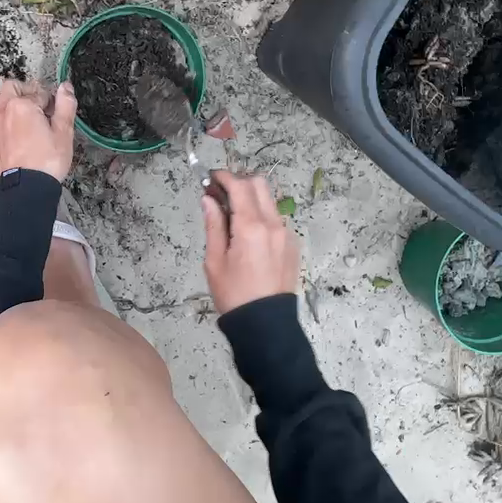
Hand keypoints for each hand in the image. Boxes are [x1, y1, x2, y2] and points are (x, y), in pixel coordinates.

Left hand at [0, 79, 76, 185]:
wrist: (28, 189)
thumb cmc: (46, 163)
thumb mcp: (64, 132)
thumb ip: (65, 106)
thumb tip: (65, 88)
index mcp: (23, 106)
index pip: (38, 92)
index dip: (49, 99)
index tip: (55, 108)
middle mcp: (3, 113)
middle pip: (10, 88)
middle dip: (23, 90)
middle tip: (36, 102)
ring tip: (6, 105)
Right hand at [200, 170, 299, 313]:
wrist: (266, 325)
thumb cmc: (234, 294)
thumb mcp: (214, 261)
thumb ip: (213, 225)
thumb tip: (208, 199)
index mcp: (251, 228)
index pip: (239, 186)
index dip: (223, 177)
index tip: (209, 179)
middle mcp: (273, 225)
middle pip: (259, 184)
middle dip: (239, 183)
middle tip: (221, 195)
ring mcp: (287, 234)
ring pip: (269, 201)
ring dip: (251, 199)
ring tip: (232, 217)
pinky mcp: (292, 245)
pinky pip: (276, 219)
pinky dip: (261, 216)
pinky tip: (248, 235)